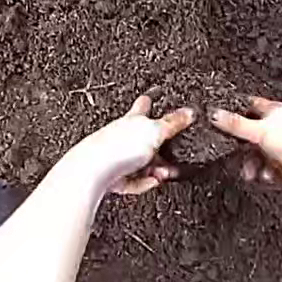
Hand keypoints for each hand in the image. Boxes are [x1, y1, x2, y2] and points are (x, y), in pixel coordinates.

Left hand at [60, 95, 196, 196]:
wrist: (92, 171)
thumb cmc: (116, 147)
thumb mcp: (155, 131)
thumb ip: (173, 122)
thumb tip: (189, 112)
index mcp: (132, 119)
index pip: (143, 107)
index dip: (148, 103)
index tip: (151, 98)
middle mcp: (122, 135)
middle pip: (146, 141)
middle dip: (161, 152)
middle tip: (170, 158)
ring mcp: (116, 156)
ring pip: (143, 163)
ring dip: (155, 170)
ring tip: (159, 174)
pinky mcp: (113, 176)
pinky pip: (134, 180)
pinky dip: (142, 182)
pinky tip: (147, 182)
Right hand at [209, 97, 281, 188]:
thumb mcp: (258, 130)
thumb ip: (235, 124)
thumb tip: (215, 113)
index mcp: (275, 111)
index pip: (250, 107)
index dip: (236, 113)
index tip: (224, 121)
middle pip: (254, 136)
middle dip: (244, 149)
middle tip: (237, 157)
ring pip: (262, 155)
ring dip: (255, 165)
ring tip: (252, 173)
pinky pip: (273, 169)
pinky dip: (268, 174)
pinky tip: (268, 177)